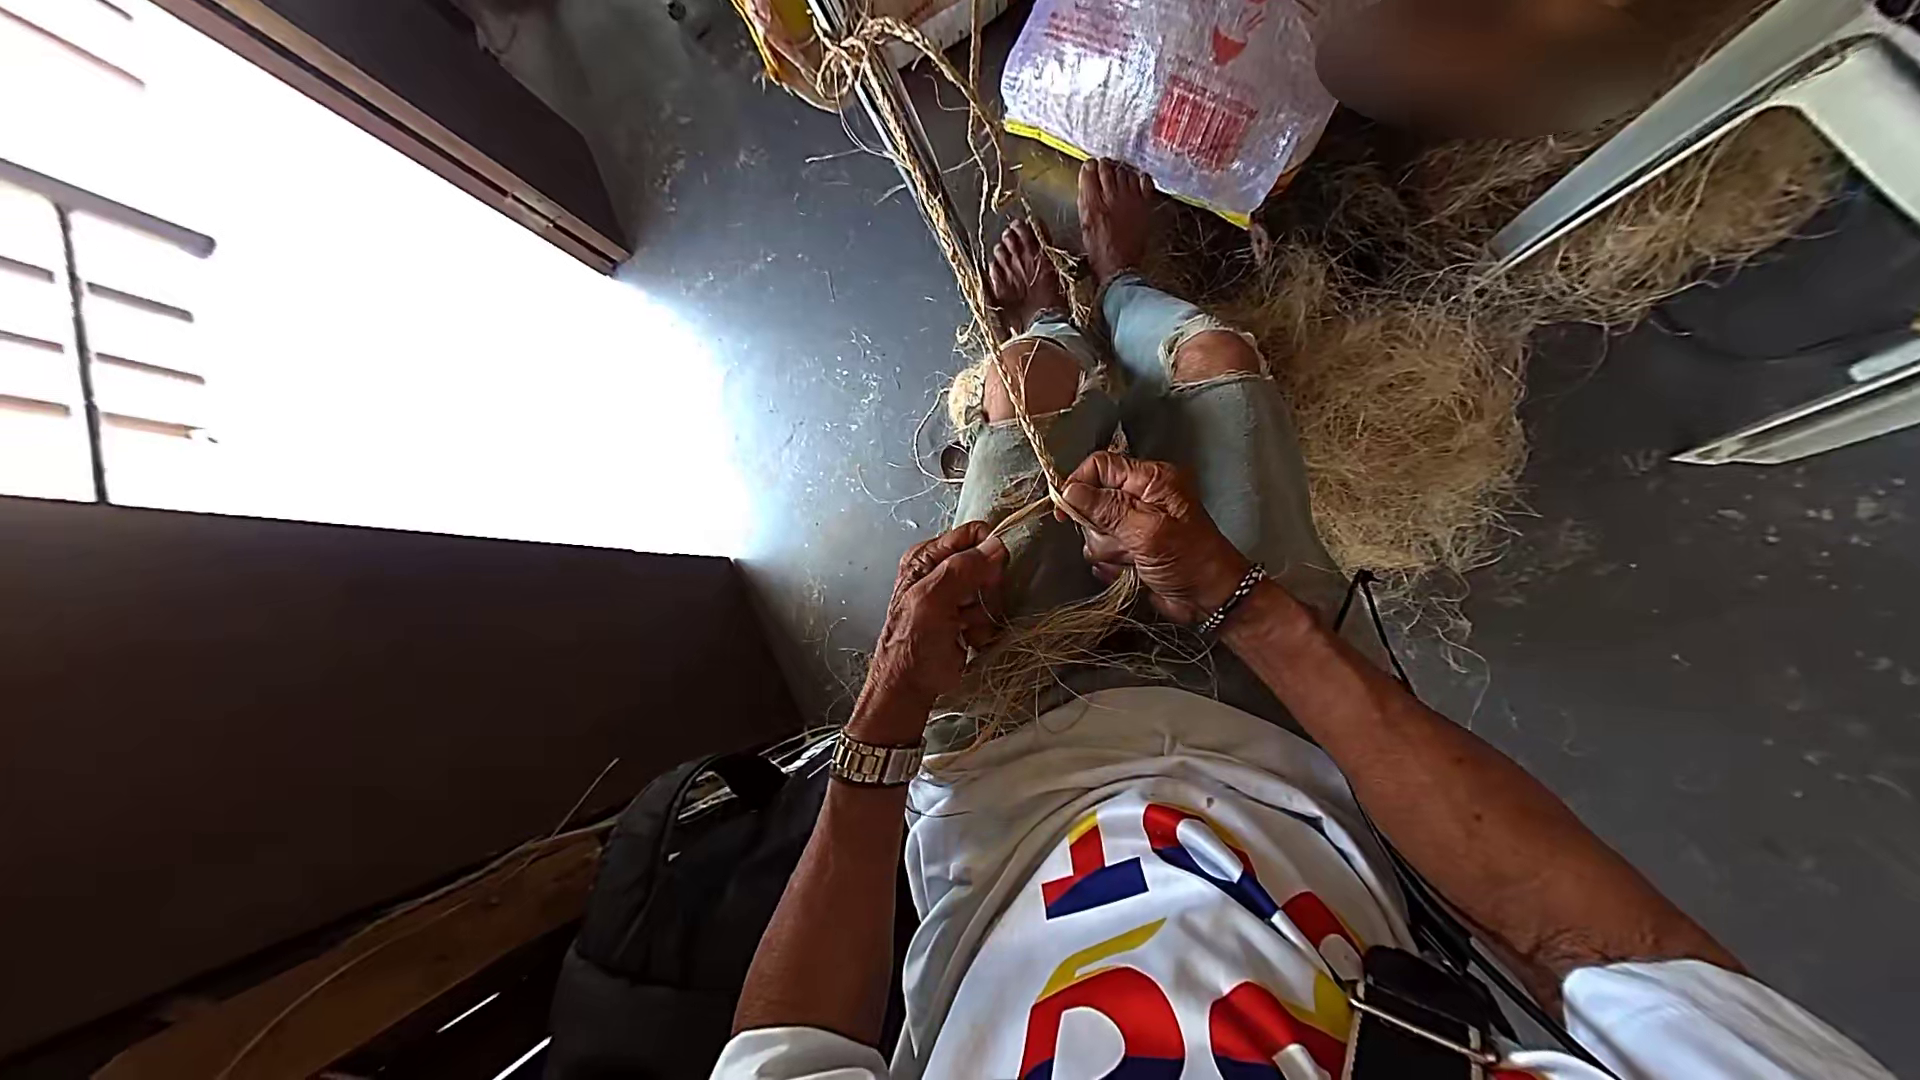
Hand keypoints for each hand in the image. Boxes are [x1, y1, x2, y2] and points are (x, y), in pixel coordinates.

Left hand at [852, 521, 1007, 741]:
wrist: (911, 685)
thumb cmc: (913, 643)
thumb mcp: (932, 600)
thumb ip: (962, 569)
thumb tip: (996, 545)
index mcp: (926, 556)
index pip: (972, 535)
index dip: (985, 554)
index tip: (987, 579)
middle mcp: (940, 569)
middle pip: (986, 563)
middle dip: (987, 590)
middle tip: (970, 610)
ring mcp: (954, 594)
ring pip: (992, 589)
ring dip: (985, 613)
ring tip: (966, 629)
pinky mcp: (965, 616)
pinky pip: (991, 611)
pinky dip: (984, 627)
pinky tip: (969, 639)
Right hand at [1058, 451, 1250, 624]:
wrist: (1210, 599)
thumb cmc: (1190, 560)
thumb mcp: (1148, 531)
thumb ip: (1108, 509)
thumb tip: (1070, 491)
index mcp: (1150, 480)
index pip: (1100, 466)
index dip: (1078, 484)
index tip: (1065, 510)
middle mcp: (1139, 497)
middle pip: (1091, 501)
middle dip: (1099, 528)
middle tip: (1124, 543)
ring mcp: (1132, 524)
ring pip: (1092, 531)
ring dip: (1108, 550)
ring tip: (1133, 559)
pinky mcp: (1127, 548)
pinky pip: (1100, 553)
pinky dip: (1111, 565)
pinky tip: (1131, 570)